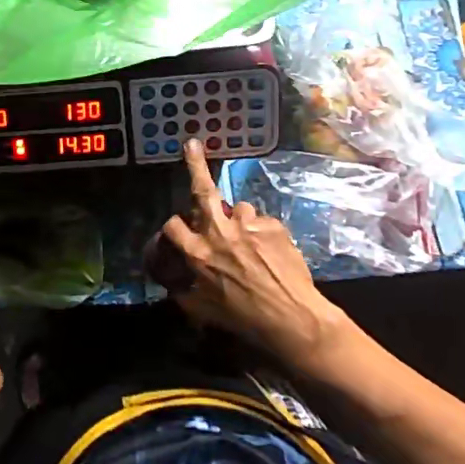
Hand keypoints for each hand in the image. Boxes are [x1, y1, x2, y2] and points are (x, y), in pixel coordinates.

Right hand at [161, 139, 348, 368]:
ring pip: (238, 209)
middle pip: (203, 190)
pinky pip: (262, 222)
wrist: (292, 318)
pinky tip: (271, 252)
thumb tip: (173, 284)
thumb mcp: (203, 309)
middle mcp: (220, 232)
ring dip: (239, 220)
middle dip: (195, 164)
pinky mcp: (273, 226)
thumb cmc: (243, 319)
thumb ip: (183, 291)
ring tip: (250, 242)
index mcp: (198, 252)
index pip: (173, 225)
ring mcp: (248, 226)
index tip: (177, 230)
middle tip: (192, 145)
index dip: (173, 227)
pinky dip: (263, 233)